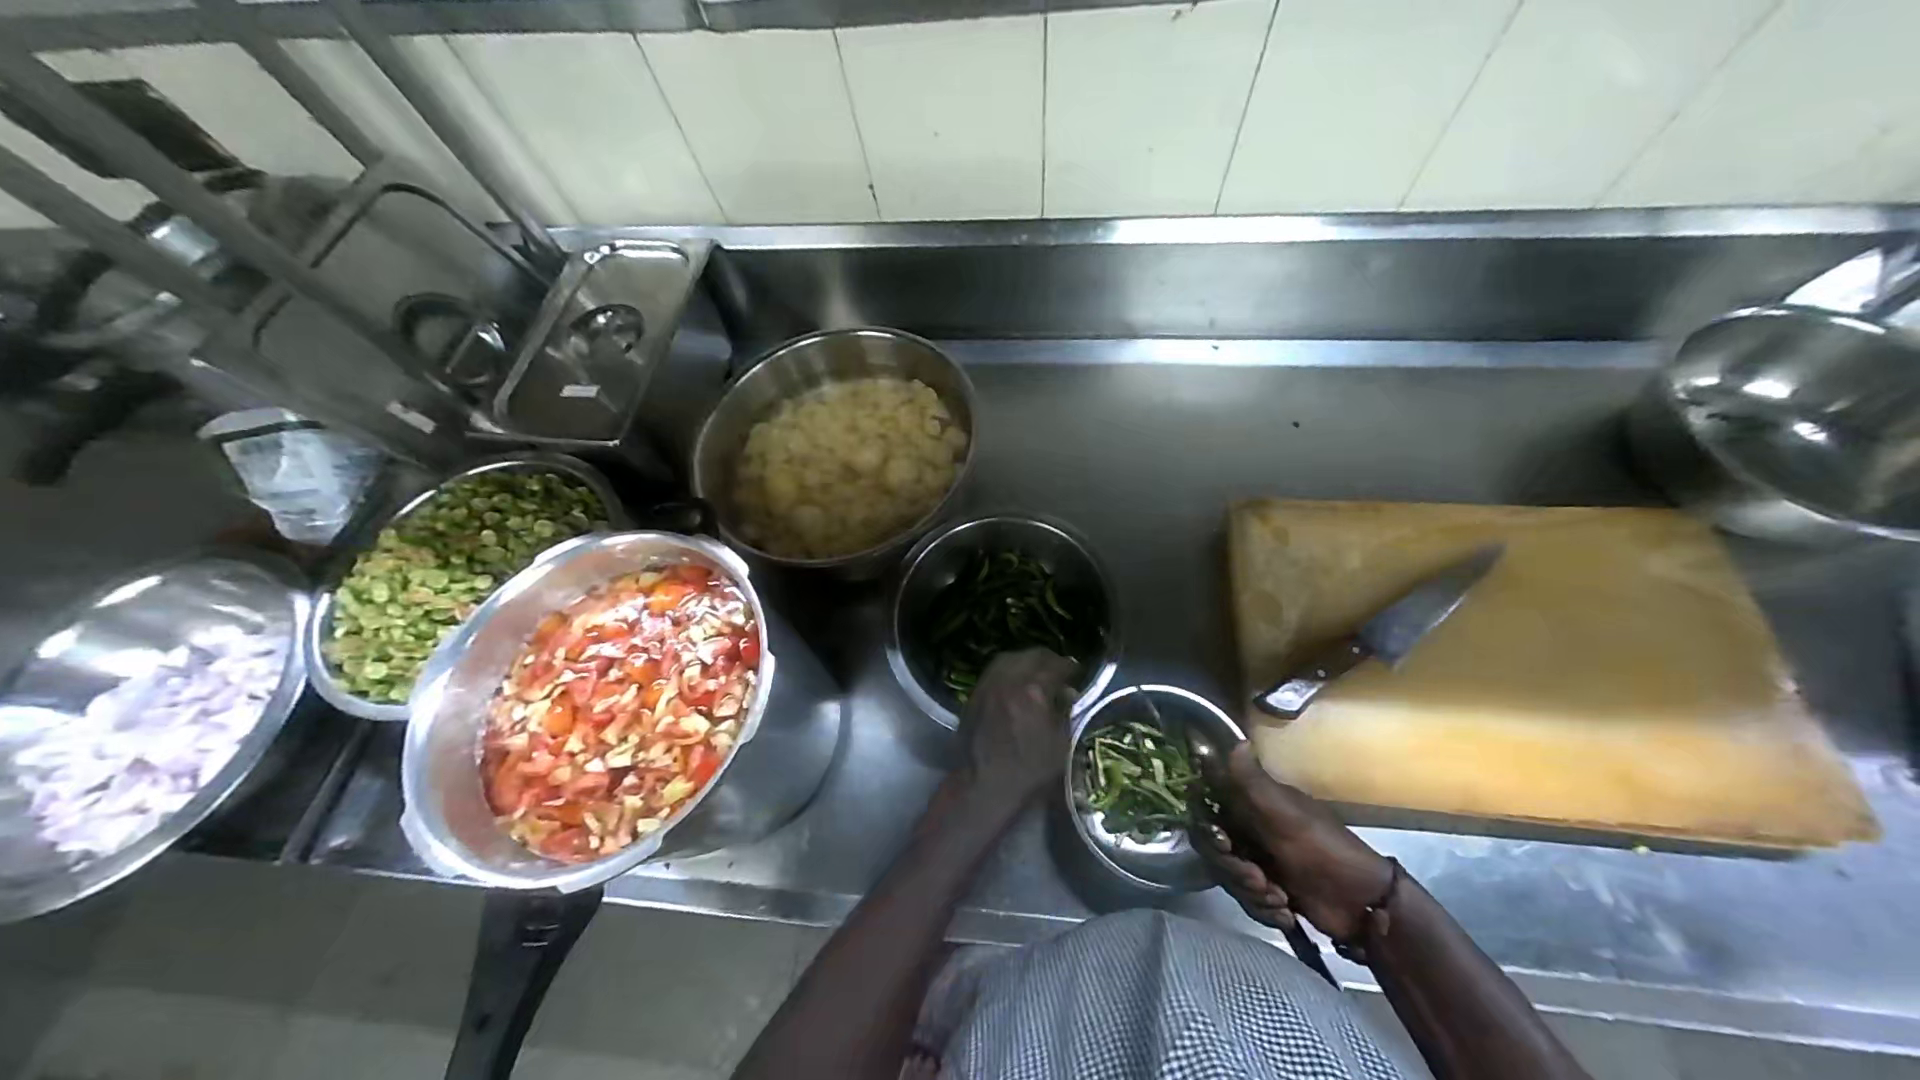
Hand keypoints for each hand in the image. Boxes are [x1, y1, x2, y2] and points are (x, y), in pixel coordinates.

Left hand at [955, 648, 1076, 807]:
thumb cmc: (1029, 770)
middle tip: (1061, 675)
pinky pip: (996, 670)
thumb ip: (1068, 712)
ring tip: (1038, 677)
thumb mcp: (1062, 744)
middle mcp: (1009, 678)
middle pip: (1034, 655)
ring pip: (1012, 658)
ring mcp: (988, 683)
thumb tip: (1069, 692)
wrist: (983, 785)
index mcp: (1034, 690)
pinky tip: (1016, 686)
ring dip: (1028, 662)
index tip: (1079, 676)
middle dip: (1051, 662)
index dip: (1073, 670)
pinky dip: (1010, 671)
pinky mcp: (975, 692)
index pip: (1059, 666)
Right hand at [1195, 743, 1392, 942]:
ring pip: (1228, 878)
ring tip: (1280, 899)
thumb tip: (1235, 739)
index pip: (1208, 812)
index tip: (1225, 844)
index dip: (1209, 830)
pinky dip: (1264, 910)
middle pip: (1214, 851)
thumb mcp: (1286, 814)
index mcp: (1251, 805)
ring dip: (1253, 894)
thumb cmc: (1324, 850)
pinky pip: (1246, 900)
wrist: (1363, 904)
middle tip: (1261, 881)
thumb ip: (1252, 782)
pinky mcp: (1268, 889)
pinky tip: (1286, 913)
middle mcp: (1248, 830)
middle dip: (1235, 871)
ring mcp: (1257, 860)